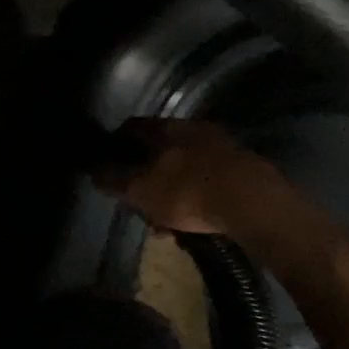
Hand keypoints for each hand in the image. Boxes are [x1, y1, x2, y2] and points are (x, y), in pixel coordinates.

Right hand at [91, 119, 285, 234]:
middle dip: (146, 174)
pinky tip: (194, 220)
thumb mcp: (139, 190)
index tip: (109, 166)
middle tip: (138, 200)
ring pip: (184, 166)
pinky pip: (208, 179)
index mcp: (164, 128)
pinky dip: (196, 196)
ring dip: (171, 189)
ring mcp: (221, 145)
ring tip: (166, 221)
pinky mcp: (243, 166)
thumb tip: (93, 171)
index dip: (115, 145)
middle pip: (159, 148)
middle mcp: (192, 128)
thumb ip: (113, 180)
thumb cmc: (186, 191)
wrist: (254, 203)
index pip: (130, 127)